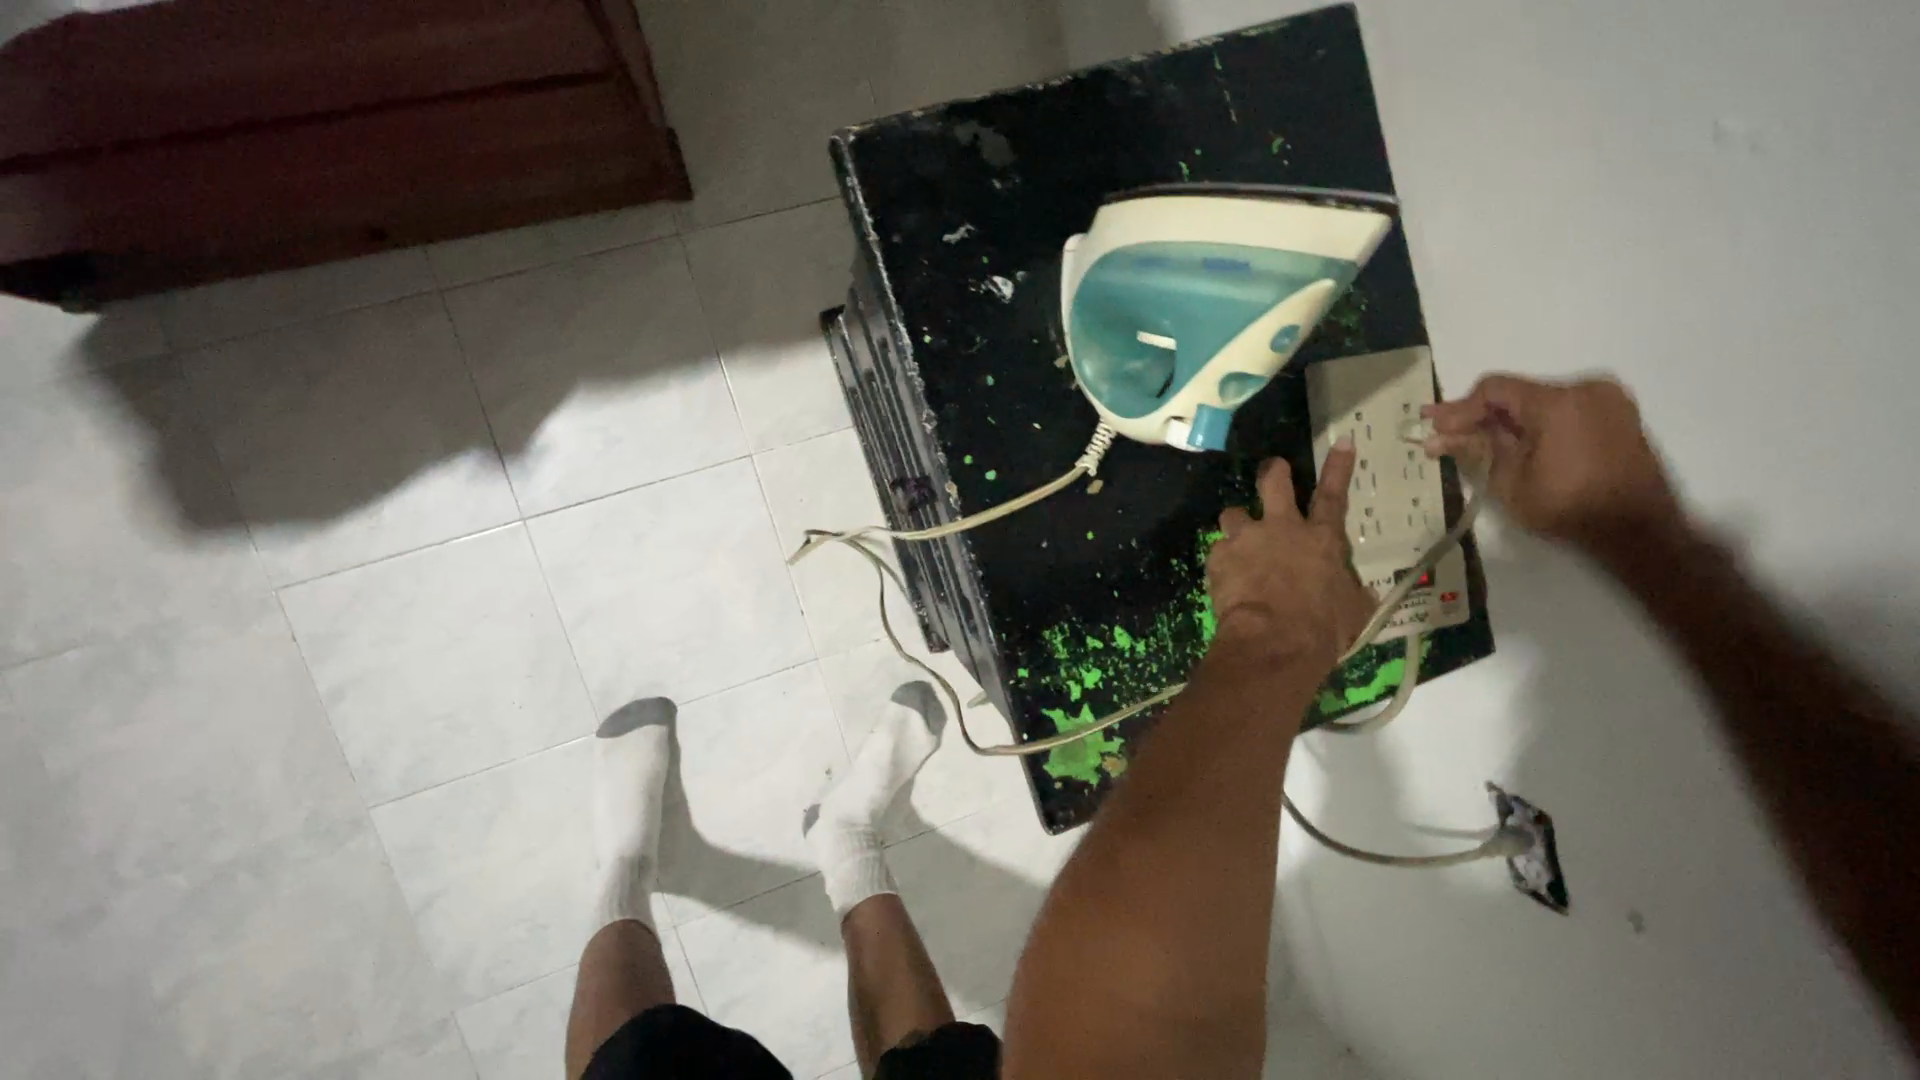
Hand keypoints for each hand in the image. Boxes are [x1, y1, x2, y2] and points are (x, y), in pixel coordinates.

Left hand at [1205, 441, 1375, 664]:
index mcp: (1322, 539)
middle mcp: (1282, 528)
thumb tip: (1361, 593)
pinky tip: (1225, 578)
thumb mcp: (1353, 611)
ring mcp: (1246, 539)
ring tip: (1237, 540)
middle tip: (1273, 470)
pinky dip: (1222, 562)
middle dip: (1273, 472)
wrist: (1273, 640)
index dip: (1337, 467)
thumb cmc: (1322, 628)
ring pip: (1233, 514)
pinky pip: (1217, 551)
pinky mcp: (1218, 557)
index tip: (1341, 442)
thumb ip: (1353, 593)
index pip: (1333, 495)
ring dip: (1236, 523)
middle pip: (1273, 483)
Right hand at [1423, 374, 1682, 551]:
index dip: (1458, 409)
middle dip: (1480, 416)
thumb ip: (1474, 448)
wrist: (1638, 530)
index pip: (1494, 389)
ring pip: (1540, 403)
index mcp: (1558, 400)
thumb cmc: (1567, 506)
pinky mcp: (1618, 417)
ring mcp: (1608, 401)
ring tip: (1476, 442)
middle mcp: (1586, 388)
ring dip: (1507, 422)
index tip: (1432, 428)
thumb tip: (1434, 437)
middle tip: (1445, 433)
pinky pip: (1565, 412)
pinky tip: (1515, 445)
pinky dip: (1537, 425)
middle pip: (1517, 394)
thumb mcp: (1509, 480)